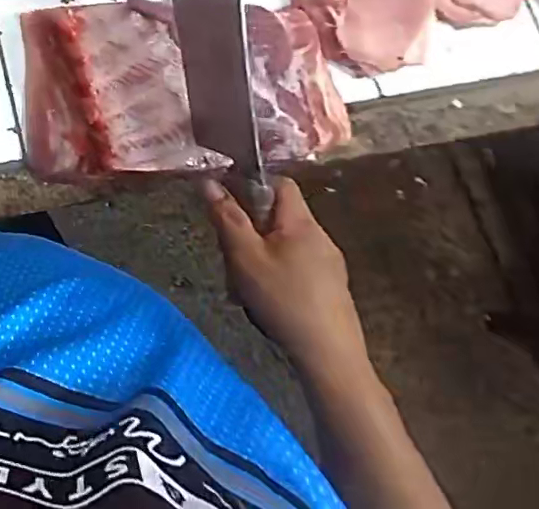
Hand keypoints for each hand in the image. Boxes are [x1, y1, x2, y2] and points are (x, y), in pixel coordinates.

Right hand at [203, 176, 369, 373]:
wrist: (330, 358)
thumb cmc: (283, 299)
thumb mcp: (244, 254)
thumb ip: (226, 215)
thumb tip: (207, 181)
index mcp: (302, 224)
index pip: (280, 183)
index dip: (251, 181)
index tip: (224, 196)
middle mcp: (320, 238)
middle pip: (276, 213)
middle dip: (246, 224)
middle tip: (227, 246)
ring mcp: (327, 263)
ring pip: (279, 239)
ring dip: (254, 249)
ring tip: (239, 276)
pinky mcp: (327, 285)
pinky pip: (290, 261)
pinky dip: (269, 267)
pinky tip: (258, 293)